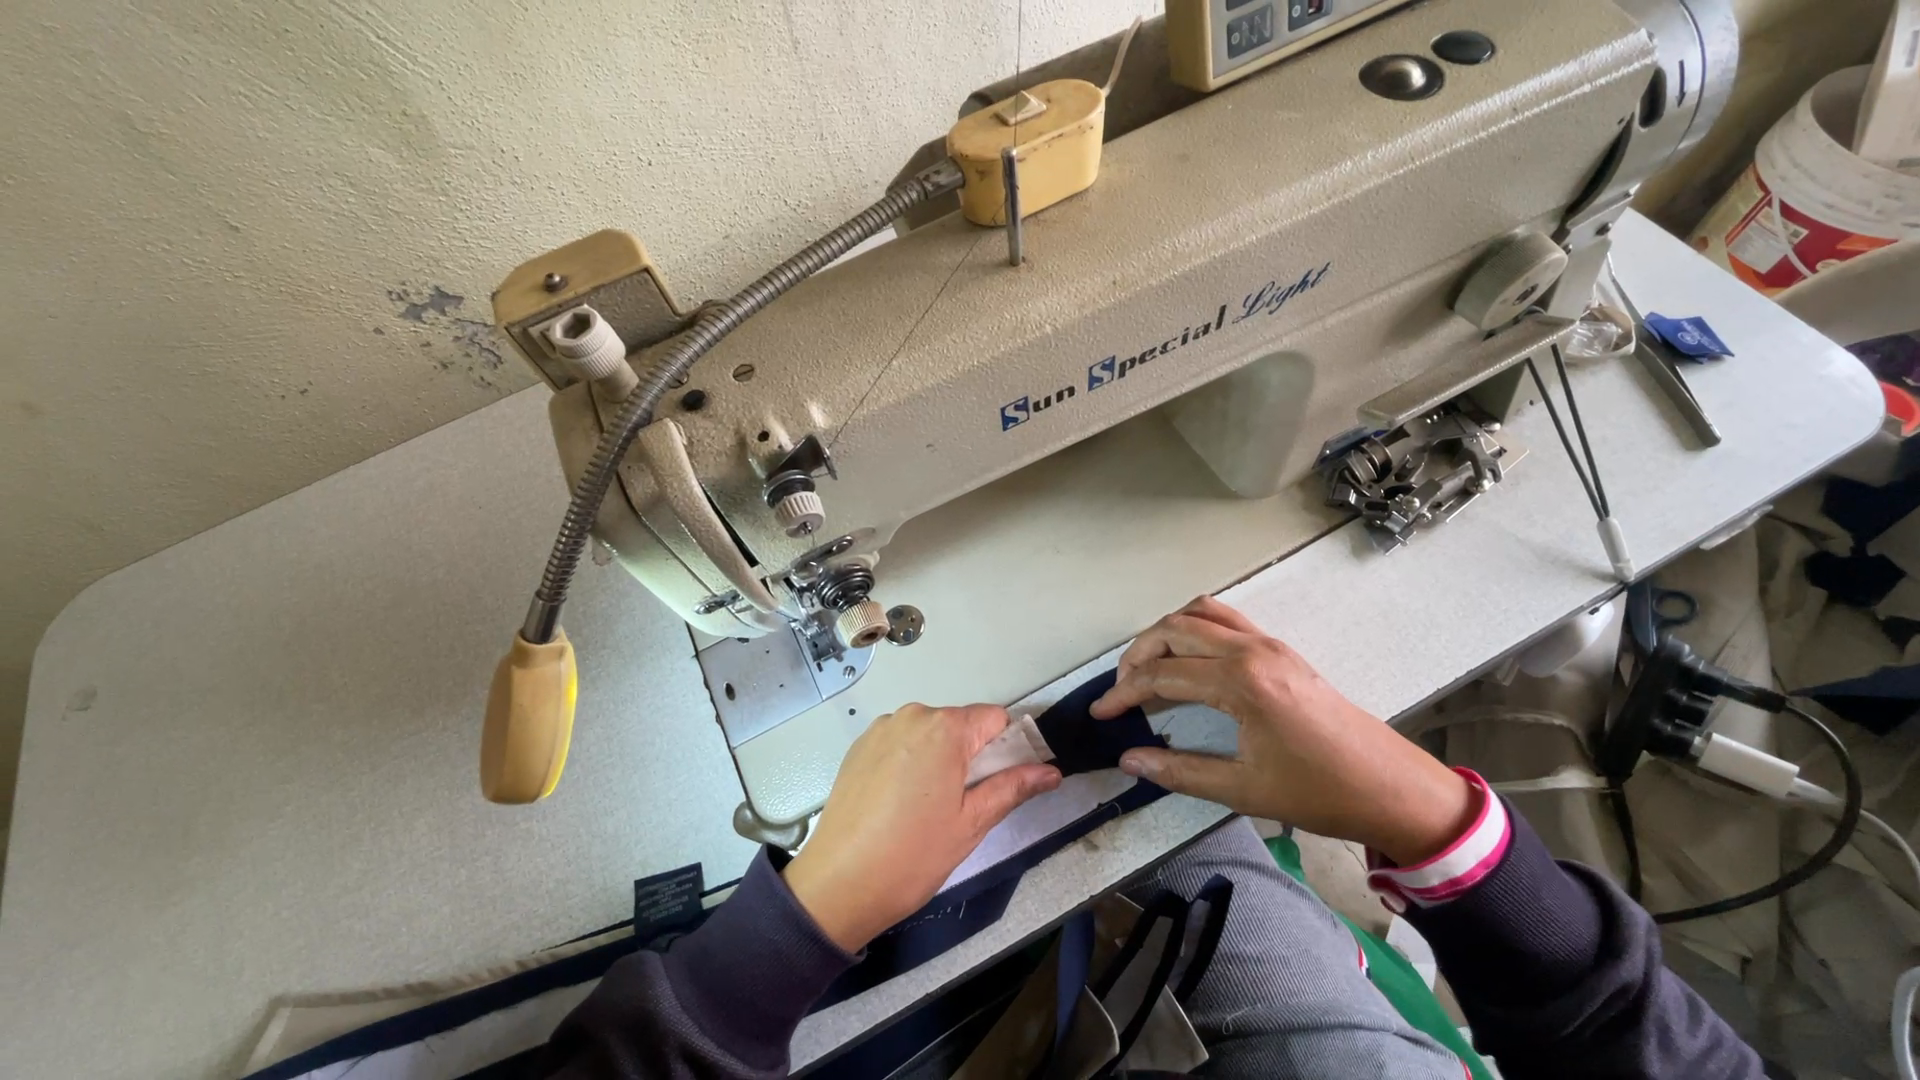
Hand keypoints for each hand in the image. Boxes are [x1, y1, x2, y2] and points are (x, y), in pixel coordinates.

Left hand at [782, 704, 1061, 951]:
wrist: (838, 883)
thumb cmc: (912, 854)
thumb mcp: (972, 823)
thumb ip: (1013, 787)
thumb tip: (1051, 771)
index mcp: (944, 728)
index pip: (995, 719)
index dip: (1007, 749)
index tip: (1002, 783)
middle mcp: (911, 716)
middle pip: (961, 724)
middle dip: (971, 756)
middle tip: (964, 805)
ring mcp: (881, 729)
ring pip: (930, 735)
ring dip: (940, 760)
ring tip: (928, 808)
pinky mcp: (859, 747)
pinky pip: (901, 744)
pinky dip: (910, 764)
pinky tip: (901, 804)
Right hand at [1089, 597, 1474, 865]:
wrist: (1391, 787)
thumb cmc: (1318, 792)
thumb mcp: (1243, 789)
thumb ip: (1179, 771)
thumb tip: (1128, 759)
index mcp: (1240, 681)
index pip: (1163, 674)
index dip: (1124, 693)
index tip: (1101, 714)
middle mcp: (1251, 649)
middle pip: (1174, 630)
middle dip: (1137, 655)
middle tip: (1120, 690)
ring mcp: (1269, 643)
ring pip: (1200, 613)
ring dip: (1165, 633)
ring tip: (1147, 667)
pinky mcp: (1280, 649)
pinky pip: (1225, 619)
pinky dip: (1194, 628)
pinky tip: (1187, 659)